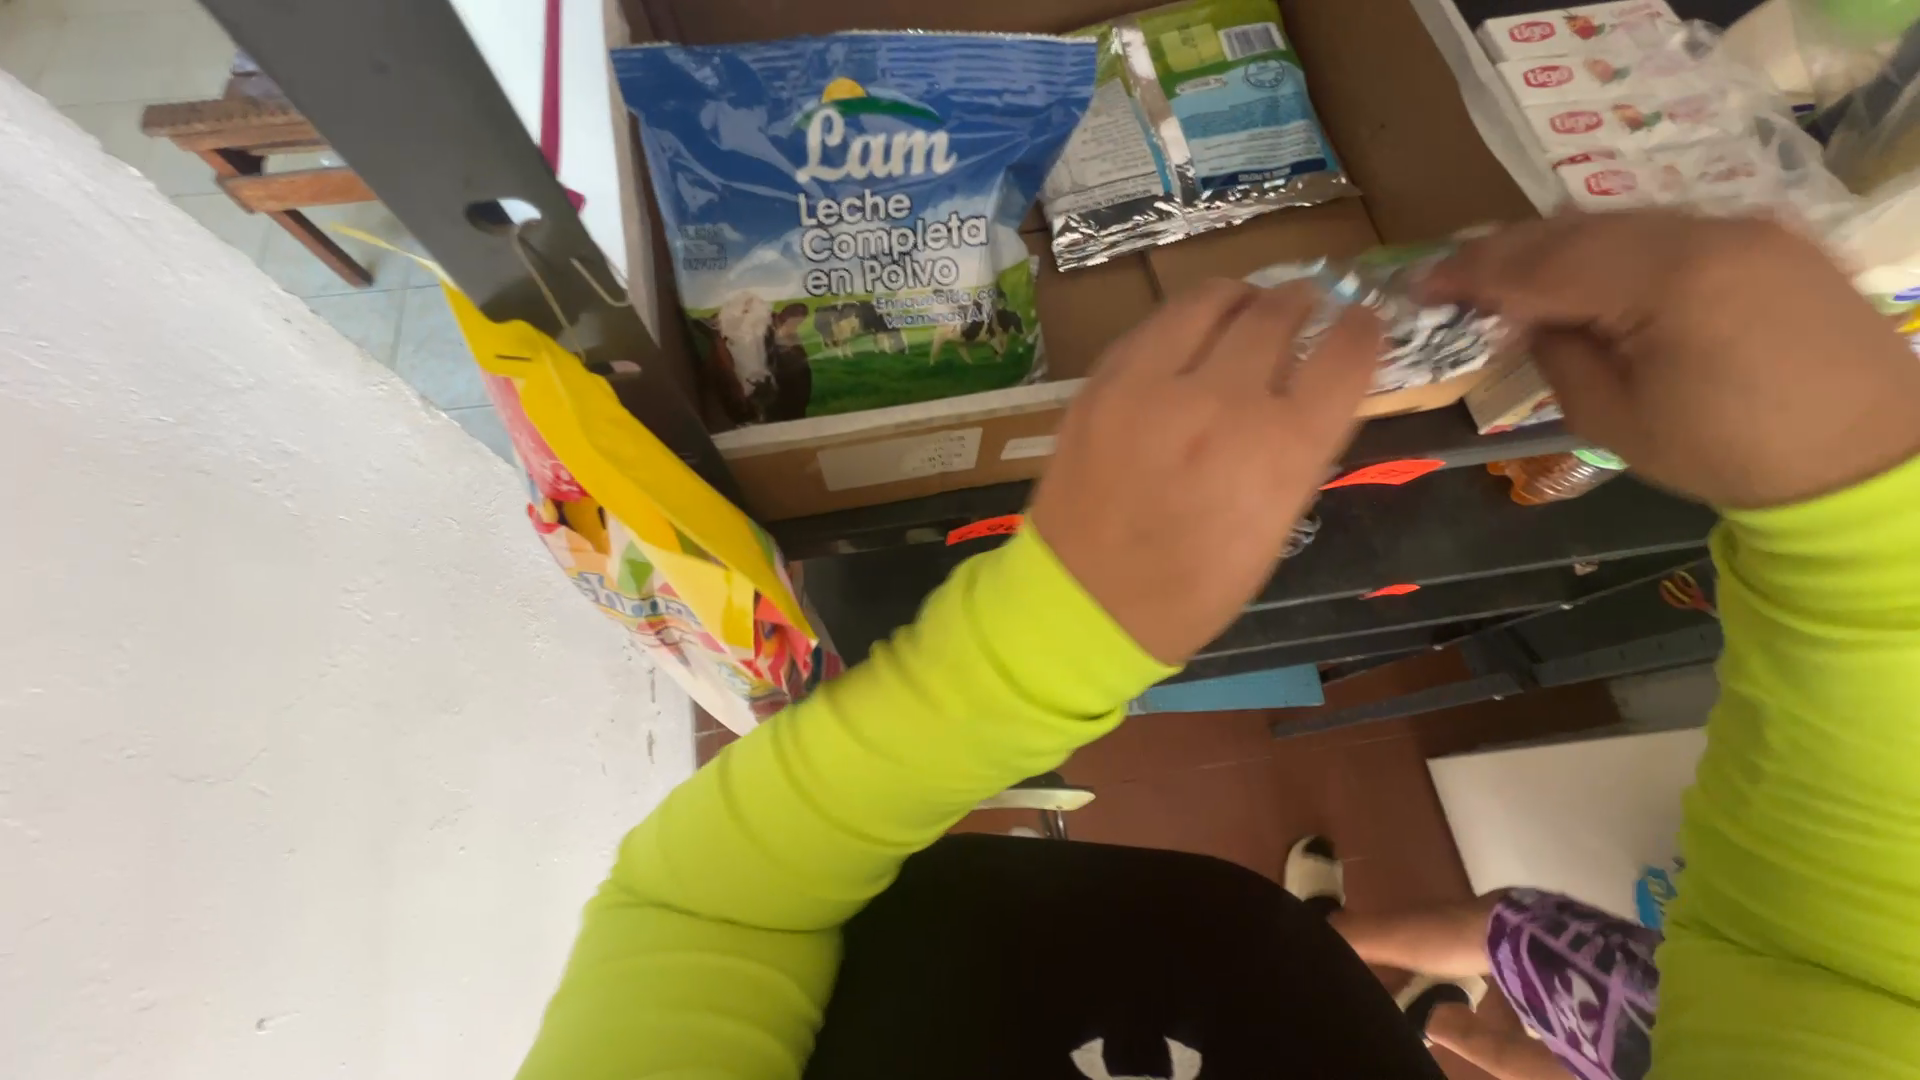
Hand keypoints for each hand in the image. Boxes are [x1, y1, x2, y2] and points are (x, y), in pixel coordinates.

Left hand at [1028, 280, 1381, 666]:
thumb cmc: (1191, 588)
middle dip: (1300, 301)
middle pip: (1277, 313)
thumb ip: (1295, 449)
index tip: (1360, 322)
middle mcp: (1221, 404)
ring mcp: (1151, 388)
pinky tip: (1186, 338)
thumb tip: (1303, 389)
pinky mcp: (1099, 386)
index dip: (1361, 329)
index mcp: (1281, 450)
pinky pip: (1150, 327)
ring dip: (1240, 297)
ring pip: (1208, 300)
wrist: (1086, 602)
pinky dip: (1180, 323)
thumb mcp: (1273, 527)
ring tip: (1244, 309)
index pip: (1345, 354)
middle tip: (1301, 305)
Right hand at [1422, 211, 1919, 509]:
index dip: (1473, 273)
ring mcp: (1743, 227)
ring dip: (1546, 246)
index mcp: (1671, 282)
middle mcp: (1710, 233)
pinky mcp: (1760, 237)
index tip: (1420, 285)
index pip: (1544, 265)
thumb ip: (1556, 352)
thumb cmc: (1720, 449)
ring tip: (1494, 273)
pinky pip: (1655, 229)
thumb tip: (1529, 316)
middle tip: (1444, 275)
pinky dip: (1597, 246)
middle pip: (1575, 230)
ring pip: (1614, 222)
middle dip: (1501, 251)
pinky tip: (1566, 269)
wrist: (1860, 453)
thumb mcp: (1607, 416)